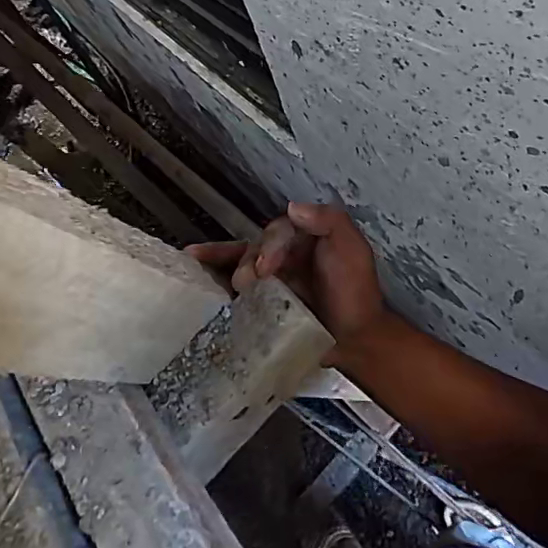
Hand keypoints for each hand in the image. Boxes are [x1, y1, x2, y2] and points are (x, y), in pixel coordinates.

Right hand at [186, 201, 388, 344]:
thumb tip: (292, 207)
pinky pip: (232, 277)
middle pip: (255, 245)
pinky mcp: (260, 297)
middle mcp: (284, 251)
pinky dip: (213, 267)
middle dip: (250, 261)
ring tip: (206, 272)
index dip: (269, 245)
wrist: (355, 339)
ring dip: (222, 262)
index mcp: (304, 236)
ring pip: (239, 259)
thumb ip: (330, 221)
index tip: (267, 268)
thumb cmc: (356, 292)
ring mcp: (270, 275)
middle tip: (250, 282)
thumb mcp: (353, 249)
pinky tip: (191, 260)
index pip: (278, 230)